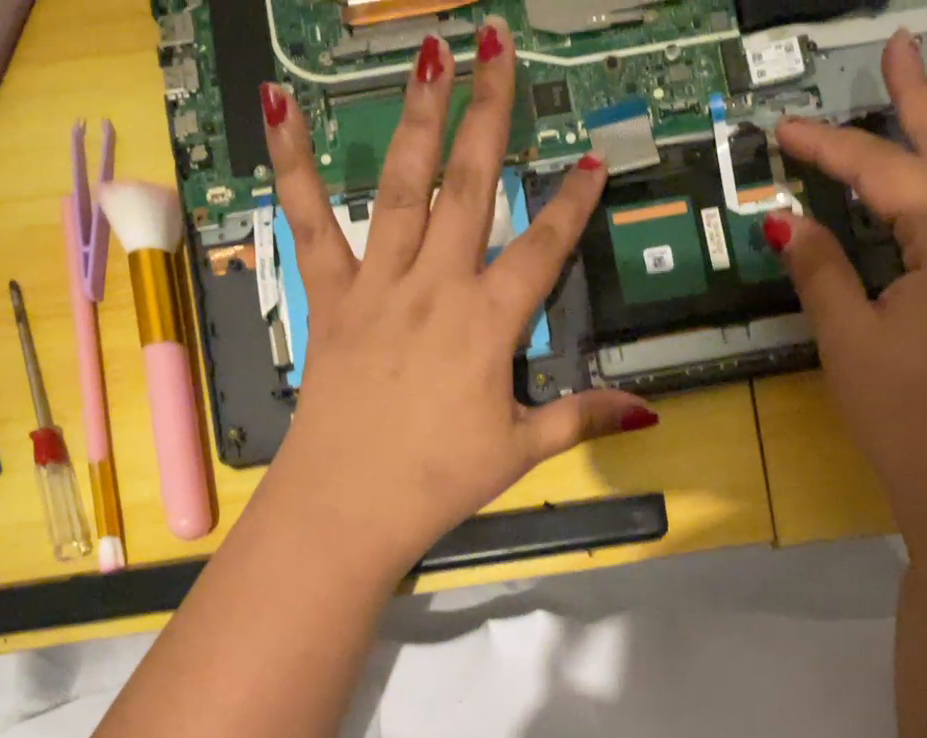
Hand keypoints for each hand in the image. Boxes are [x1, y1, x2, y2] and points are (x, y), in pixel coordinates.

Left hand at [254, 18, 653, 576]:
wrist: (348, 503)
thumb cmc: (439, 482)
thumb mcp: (521, 451)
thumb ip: (583, 418)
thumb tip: (649, 415)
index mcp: (488, 323)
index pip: (542, 248)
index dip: (572, 204)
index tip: (593, 159)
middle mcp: (436, 287)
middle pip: (470, 187)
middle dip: (490, 112)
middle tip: (498, 43)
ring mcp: (378, 285)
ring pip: (401, 187)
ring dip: (417, 117)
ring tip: (430, 54)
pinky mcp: (331, 298)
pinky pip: (310, 224)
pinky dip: (293, 166)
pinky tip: (277, 107)